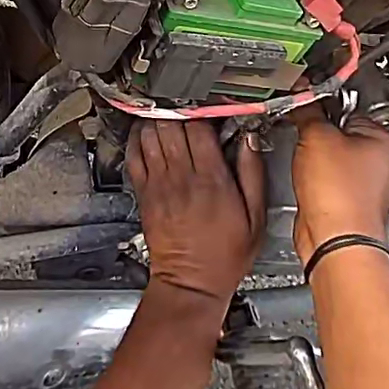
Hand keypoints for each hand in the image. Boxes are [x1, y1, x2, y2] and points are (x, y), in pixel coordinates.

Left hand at [126, 120, 266, 303]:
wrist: (190, 284)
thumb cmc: (223, 255)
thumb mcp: (255, 218)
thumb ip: (253, 174)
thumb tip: (250, 140)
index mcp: (212, 180)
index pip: (199, 128)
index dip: (201, 111)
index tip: (207, 106)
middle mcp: (183, 177)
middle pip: (171, 125)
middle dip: (176, 109)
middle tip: (183, 103)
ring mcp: (160, 184)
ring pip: (150, 135)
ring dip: (156, 119)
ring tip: (164, 112)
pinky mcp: (144, 193)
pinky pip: (134, 155)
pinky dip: (136, 138)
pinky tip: (144, 130)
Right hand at [289, 107, 388, 262]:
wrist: (334, 241)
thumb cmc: (339, 194)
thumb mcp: (316, 136)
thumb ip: (308, 110)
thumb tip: (302, 95)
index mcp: (383, 140)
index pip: (347, 107)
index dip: (323, 106)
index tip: (307, 107)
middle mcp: (381, 163)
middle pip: (339, 132)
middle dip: (317, 134)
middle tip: (306, 138)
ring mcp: (366, 184)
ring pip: (331, 156)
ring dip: (314, 158)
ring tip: (308, 166)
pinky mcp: (348, 202)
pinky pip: (327, 178)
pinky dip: (315, 178)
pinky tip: (309, 182)